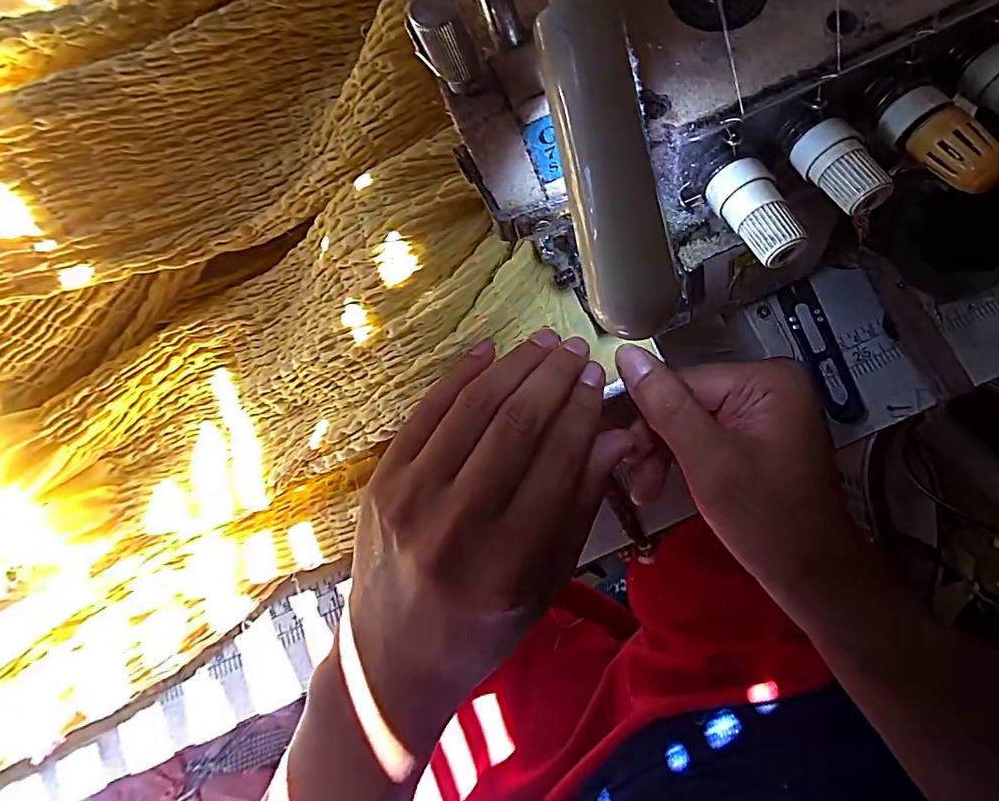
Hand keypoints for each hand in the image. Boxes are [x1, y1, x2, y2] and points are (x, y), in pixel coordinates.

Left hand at [345, 330, 629, 755]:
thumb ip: (580, 503)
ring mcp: (410, 497)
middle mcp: (456, 524)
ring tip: (541, 342)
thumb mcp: (546, 579)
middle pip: (515, 423)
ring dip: (513, 365)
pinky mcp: (383, 479)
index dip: (581, 408)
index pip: (556, 459)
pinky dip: (460, 374)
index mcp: (507, 560)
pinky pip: (427, 410)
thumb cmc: (484, 624)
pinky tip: (489, 350)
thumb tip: (616, 435)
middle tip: (573, 348)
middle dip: (552, 376)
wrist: (393, 655)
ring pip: (472, 407)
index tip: (596, 376)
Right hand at [608, 347, 863, 592]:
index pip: (685, 381)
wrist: (815, 578)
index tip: (628, 453)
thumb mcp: (708, 460)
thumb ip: (666, 406)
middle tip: (639, 479)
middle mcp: (772, 384)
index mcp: (768, 379)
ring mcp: (769, 409)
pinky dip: (688, 457)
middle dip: (659, 440)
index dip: (651, 416)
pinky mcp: (762, 433)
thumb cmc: (769, 522)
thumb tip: (630, 356)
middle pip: (688, 399)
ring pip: (694, 418)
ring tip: (648, 488)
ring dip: (667, 452)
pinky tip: (670, 482)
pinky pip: (711, 432)